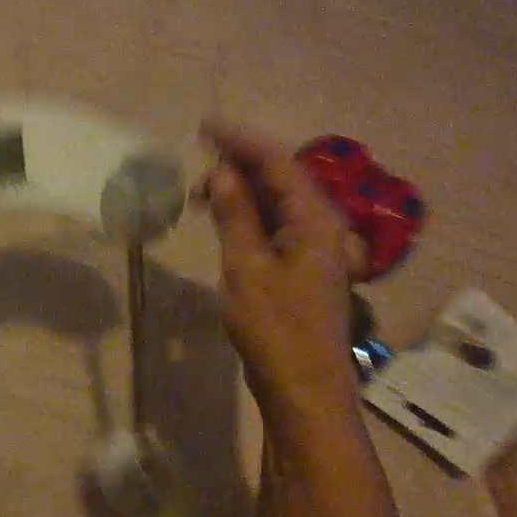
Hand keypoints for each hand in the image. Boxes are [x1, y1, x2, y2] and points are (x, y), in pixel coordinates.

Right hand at [201, 121, 357, 410]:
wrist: (304, 388)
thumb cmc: (276, 328)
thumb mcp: (247, 267)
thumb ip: (236, 216)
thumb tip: (221, 173)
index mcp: (314, 221)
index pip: (277, 163)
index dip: (241, 140)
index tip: (204, 127)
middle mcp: (320, 228)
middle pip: (281, 179)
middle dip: (240, 163)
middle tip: (197, 158)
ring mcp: (312, 250)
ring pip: (277, 203)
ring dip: (241, 190)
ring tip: (201, 190)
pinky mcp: (299, 271)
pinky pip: (273, 226)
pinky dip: (247, 215)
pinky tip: (224, 219)